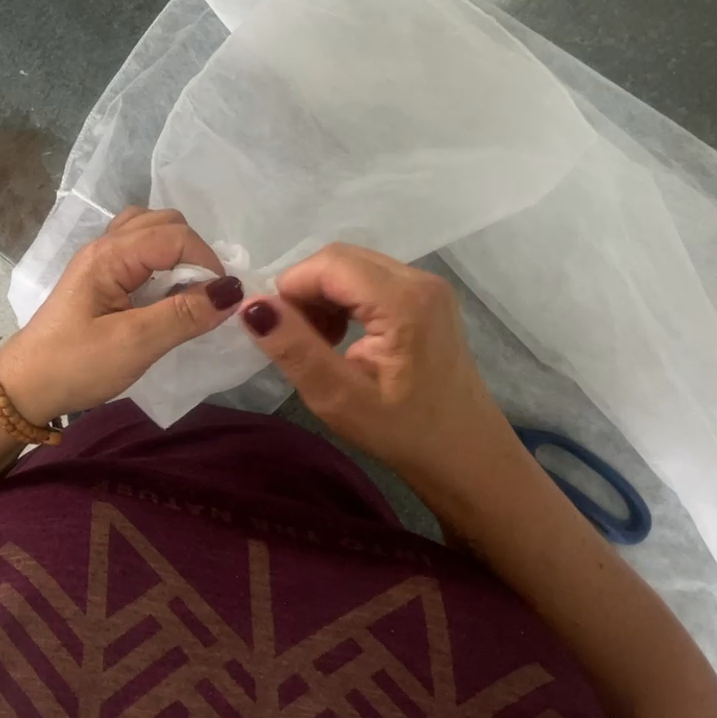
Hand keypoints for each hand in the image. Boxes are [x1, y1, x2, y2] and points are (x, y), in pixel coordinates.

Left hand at [0, 208, 244, 420]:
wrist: (24, 387)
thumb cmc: (74, 366)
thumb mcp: (134, 345)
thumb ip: (183, 315)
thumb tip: (232, 293)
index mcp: (109, 255)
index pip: (176, 235)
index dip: (206, 264)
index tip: (219, 302)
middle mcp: (104, 246)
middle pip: (165, 223)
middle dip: (194, 255)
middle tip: (203, 298)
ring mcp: (99, 260)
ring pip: (151, 232)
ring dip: (177, 255)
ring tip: (186, 294)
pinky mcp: (99, 278)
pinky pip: (139, 251)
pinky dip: (161, 262)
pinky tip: (163, 293)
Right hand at [239, 243, 516, 481]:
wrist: (466, 457)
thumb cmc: (404, 433)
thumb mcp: (338, 398)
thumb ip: (294, 348)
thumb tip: (250, 304)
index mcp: (404, 301)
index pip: (326, 264)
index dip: (291, 290)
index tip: (281, 335)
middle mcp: (419, 280)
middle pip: (338, 260)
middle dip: (305, 292)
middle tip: (298, 341)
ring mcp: (426, 287)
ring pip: (350, 267)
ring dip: (321, 297)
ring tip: (319, 343)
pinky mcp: (425, 298)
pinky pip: (367, 280)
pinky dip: (341, 300)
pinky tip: (341, 338)